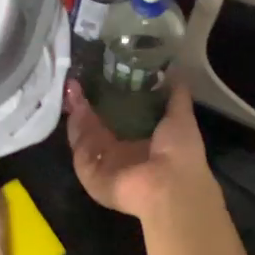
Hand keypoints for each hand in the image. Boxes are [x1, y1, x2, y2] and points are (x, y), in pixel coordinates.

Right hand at [65, 79, 216, 222]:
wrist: (169, 185)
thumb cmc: (180, 152)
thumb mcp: (181, 116)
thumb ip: (175, 95)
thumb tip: (174, 68)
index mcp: (143, 145)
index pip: (121, 121)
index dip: (110, 101)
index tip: (102, 79)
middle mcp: (121, 156)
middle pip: (97, 128)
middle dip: (88, 105)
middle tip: (79, 82)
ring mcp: (104, 165)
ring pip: (85, 136)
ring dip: (79, 113)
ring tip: (73, 88)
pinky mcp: (90, 173)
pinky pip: (80, 149)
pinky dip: (76, 128)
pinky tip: (75, 105)